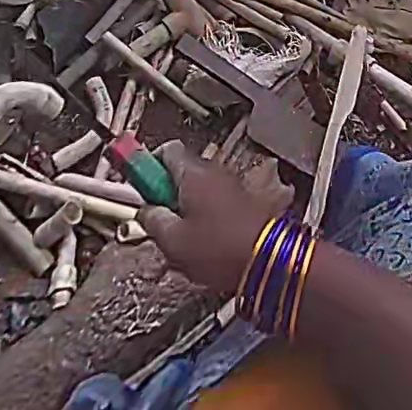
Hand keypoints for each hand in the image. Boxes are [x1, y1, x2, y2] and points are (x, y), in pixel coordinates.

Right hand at [139, 142, 281, 293]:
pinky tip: (204, 245)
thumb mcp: (174, 241)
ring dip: (185, 207)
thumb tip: (145, 212)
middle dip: (166, 193)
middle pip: (180, 170)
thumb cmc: (222, 249)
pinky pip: (214, 202)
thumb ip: (153, 221)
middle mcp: (213, 171)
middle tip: (160, 219)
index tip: (140, 185)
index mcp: (193, 172)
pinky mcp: (242, 202)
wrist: (270, 263)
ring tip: (182, 238)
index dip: (148, 165)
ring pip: (196, 189)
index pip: (165, 149)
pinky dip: (204, 216)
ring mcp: (230, 185)